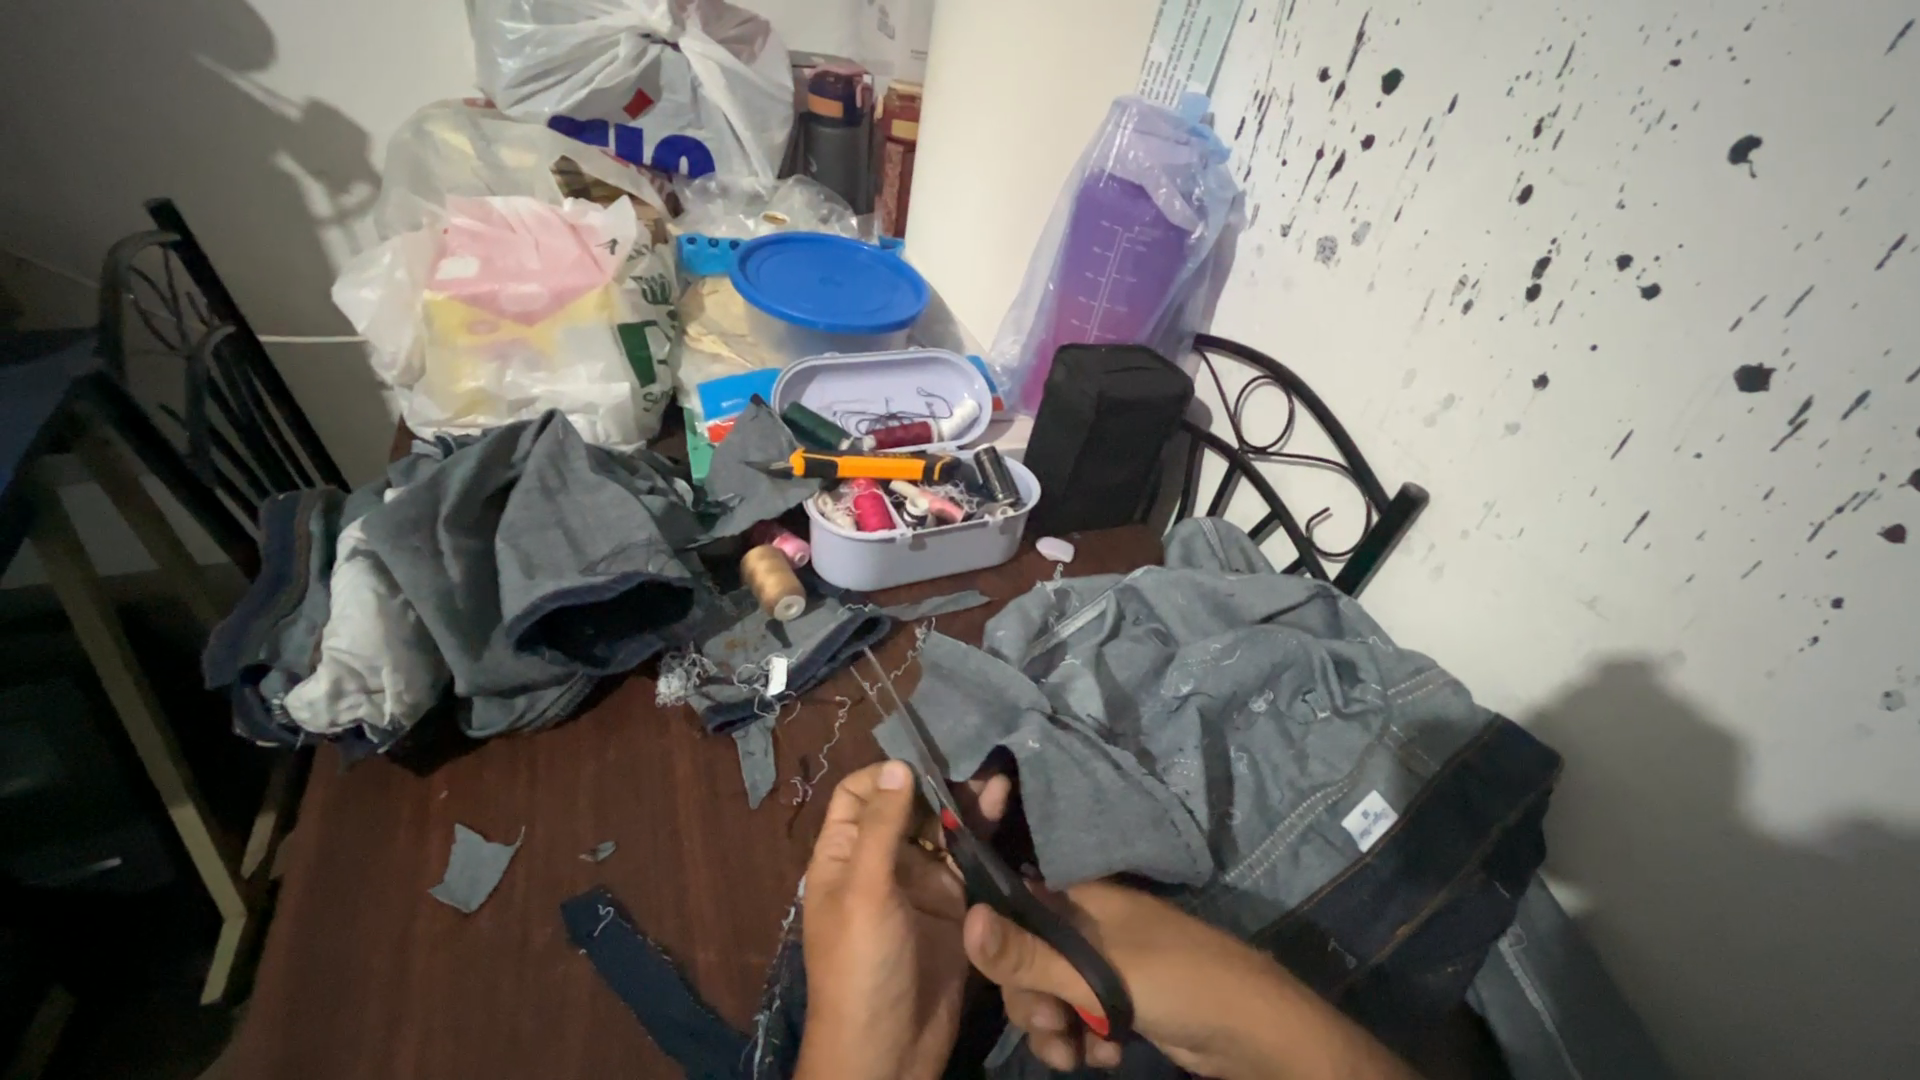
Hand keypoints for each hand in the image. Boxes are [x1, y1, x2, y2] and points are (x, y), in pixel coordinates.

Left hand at [797, 761, 1010, 1079]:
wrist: (890, 1053)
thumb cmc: (860, 965)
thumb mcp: (864, 891)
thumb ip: (882, 827)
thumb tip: (897, 765)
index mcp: (845, 853)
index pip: (860, 793)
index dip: (887, 775)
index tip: (924, 763)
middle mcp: (882, 860)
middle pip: (908, 807)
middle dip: (938, 783)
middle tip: (976, 760)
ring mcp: (920, 882)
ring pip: (942, 830)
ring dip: (967, 804)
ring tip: (998, 778)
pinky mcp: (954, 904)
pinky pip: (968, 860)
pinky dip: (984, 834)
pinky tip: (1003, 805)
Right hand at [964, 882, 1417, 1079]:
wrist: (1253, 1029)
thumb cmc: (1173, 981)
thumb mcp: (1094, 973)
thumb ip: (1027, 953)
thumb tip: (963, 920)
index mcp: (1079, 897)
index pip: (1015, 912)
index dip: (1004, 953)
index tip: (1016, 990)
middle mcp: (1087, 923)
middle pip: (1028, 961)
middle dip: (1034, 1002)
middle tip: (1057, 1029)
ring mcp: (1105, 961)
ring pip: (1052, 994)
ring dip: (1057, 1029)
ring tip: (1080, 1052)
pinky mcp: (1122, 998)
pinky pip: (1080, 1015)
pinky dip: (1084, 1037)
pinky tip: (1105, 1054)